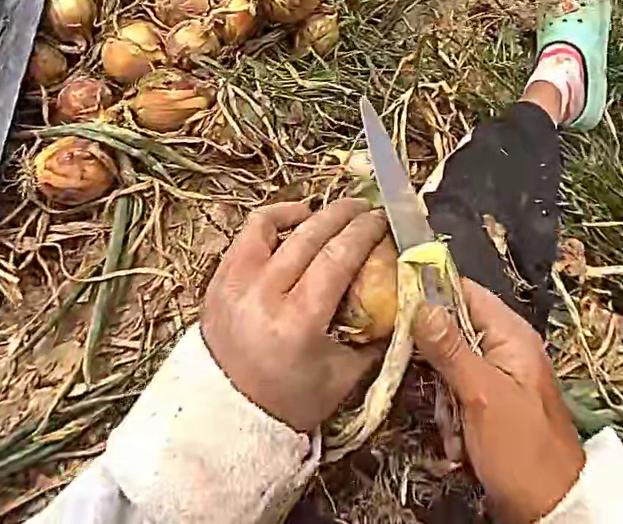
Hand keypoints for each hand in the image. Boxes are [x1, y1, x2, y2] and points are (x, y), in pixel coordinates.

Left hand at [201, 199, 389, 431]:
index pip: (338, 258)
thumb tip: (401, 297)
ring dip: (315, 212)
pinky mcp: (222, 273)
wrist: (224, 415)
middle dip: (346, 215)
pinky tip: (300, 215)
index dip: (364, 233)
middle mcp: (265, 293)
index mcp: (298, 323)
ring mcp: (238, 279)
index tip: (382, 220)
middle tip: (367, 207)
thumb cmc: (289, 400)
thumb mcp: (341, 377)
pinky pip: (252, 229)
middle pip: (313, 236)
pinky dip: (278, 215)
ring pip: (281, 225)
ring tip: (338, 210)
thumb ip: (373, 337)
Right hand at [413, 278, 584, 522]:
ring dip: (443, 398)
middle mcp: (504, 347)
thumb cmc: (523, 452)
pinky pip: (456, 392)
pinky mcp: (491, 403)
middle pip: (450, 329)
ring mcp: (498, 376)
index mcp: (510, 333)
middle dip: (436, 363)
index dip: (429, 293)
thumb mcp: (481, 395)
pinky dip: (452, 417)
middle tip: (438, 391)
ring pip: (448, 365)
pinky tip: (459, 443)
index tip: (398, 307)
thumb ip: (449, 347)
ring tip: (455, 428)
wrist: (555, 517)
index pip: (462, 290)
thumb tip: (420, 301)